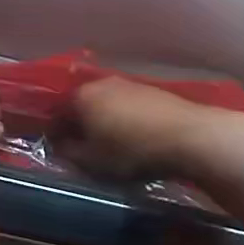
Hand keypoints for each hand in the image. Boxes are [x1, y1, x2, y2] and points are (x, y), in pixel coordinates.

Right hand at [50, 77, 243, 181]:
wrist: (190, 137)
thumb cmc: (131, 151)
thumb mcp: (90, 162)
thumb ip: (67, 152)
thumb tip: (58, 144)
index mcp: (80, 97)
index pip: (55, 112)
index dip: (53, 133)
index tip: (58, 151)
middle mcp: (101, 83)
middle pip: (81, 104)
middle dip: (79, 124)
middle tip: (84, 150)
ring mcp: (129, 84)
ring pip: (105, 104)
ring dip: (103, 121)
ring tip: (111, 146)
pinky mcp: (153, 92)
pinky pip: (128, 107)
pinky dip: (124, 120)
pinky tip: (134, 138)